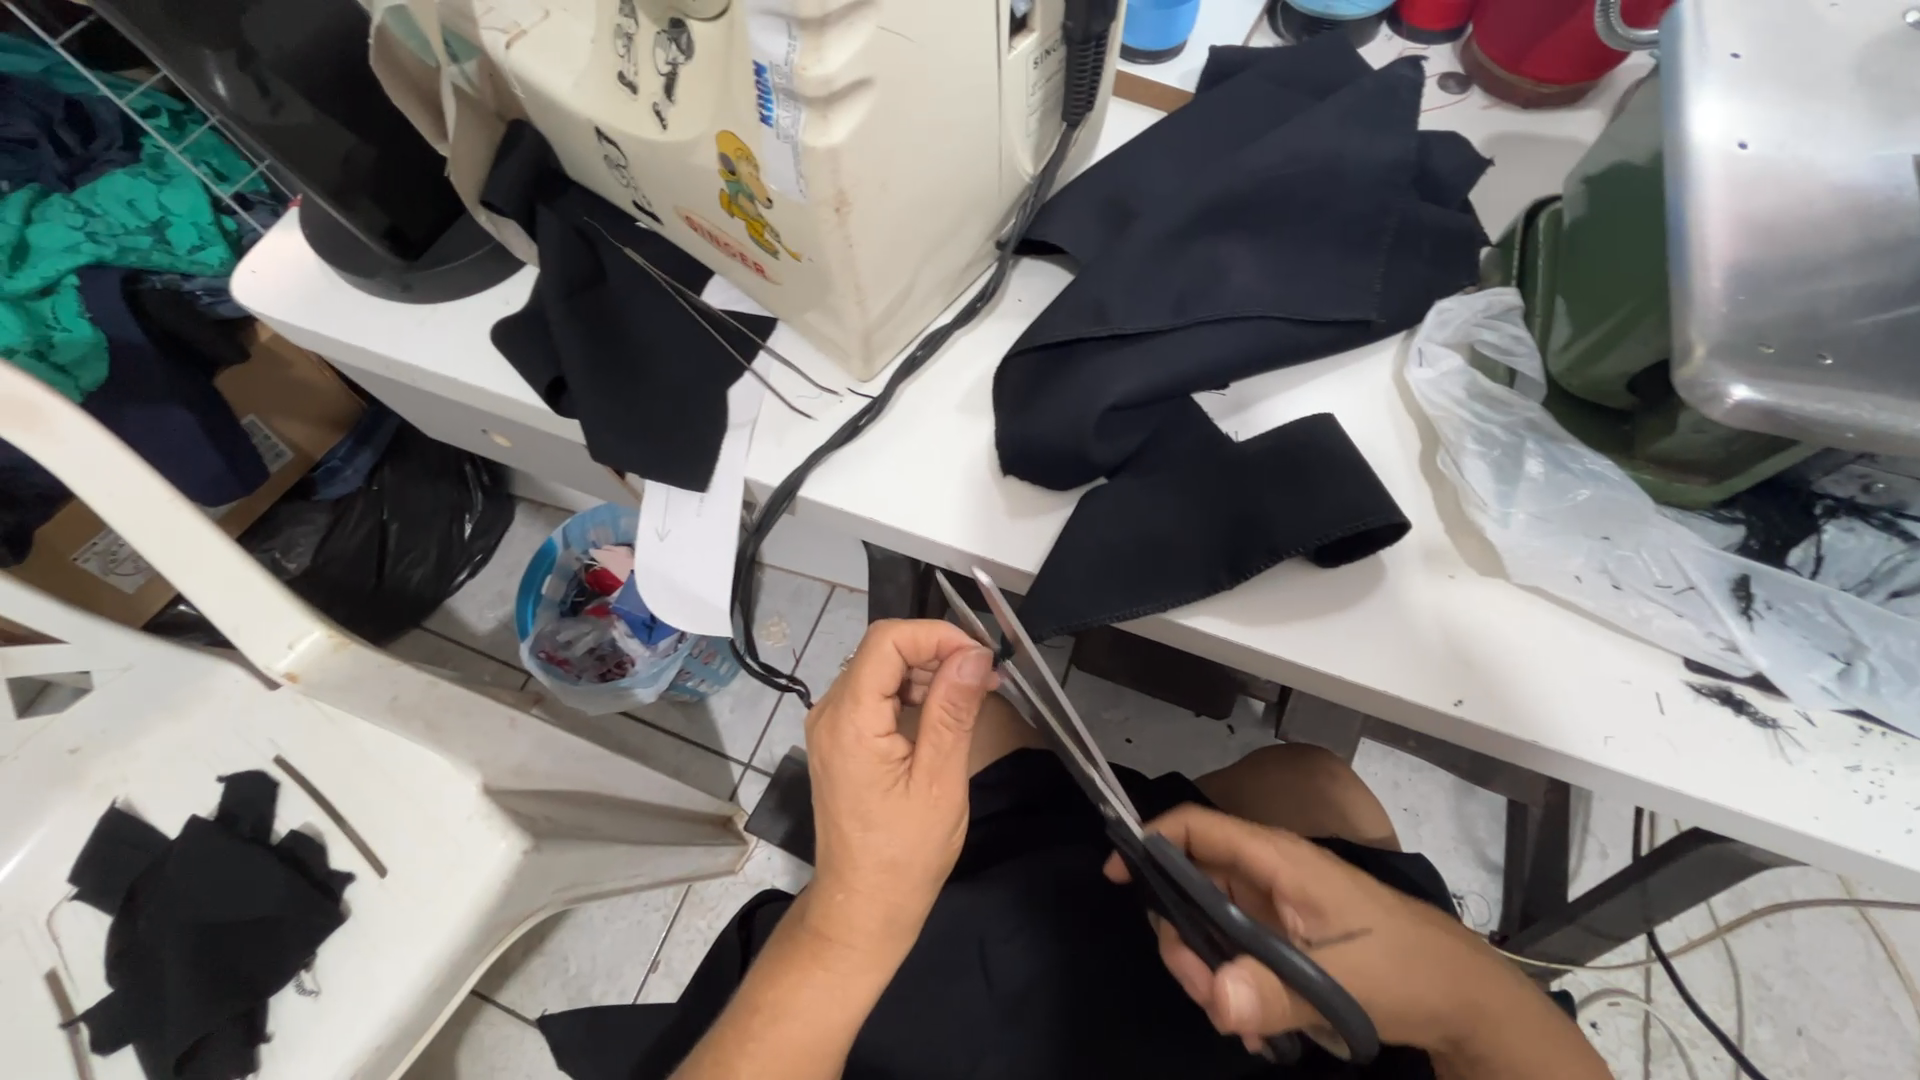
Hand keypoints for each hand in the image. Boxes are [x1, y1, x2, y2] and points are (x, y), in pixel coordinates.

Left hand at [801, 619, 998, 956]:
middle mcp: (830, 713)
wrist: (864, 907)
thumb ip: (953, 710)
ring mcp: (831, 726)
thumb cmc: (905, 854)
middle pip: (882, 651)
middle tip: (986, 677)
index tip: (980, 656)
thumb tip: (974, 653)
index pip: (887, 641)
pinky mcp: (841, 740)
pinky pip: (876, 696)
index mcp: (849, 720)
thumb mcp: (939, 780)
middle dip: (937, 652)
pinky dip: (913, 694)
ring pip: (881, 670)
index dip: (936, 635)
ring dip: (928, 672)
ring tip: (973, 694)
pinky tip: (945, 712)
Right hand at [1104, 805, 1523, 1055]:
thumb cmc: (1406, 968)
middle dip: (1182, 937)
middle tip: (1204, 993)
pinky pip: (1233, 950)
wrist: (1464, 997)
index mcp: (1275, 859)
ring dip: (1206, 970)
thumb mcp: (1342, 983)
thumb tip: (1215, 998)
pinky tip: (1252, 1027)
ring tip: (1235, 1021)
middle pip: (1188, 882)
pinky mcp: (1280, 938)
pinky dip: (1230, 985)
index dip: (1150, 839)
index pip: (1196, 827)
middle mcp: (1264, 874)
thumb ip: (1275, 990)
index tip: (1117, 876)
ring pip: (1206, 920)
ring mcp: (1271, 906)